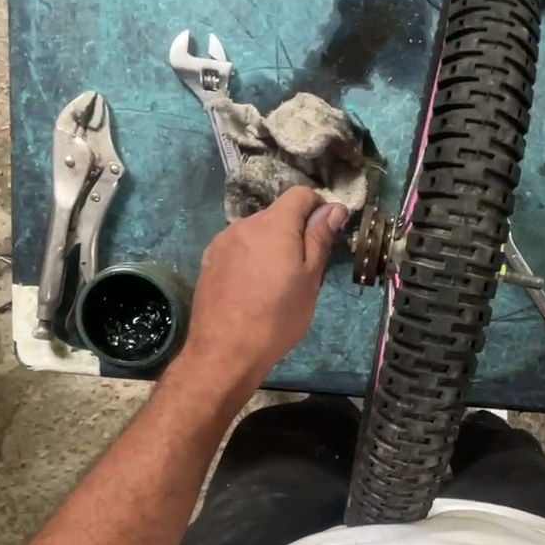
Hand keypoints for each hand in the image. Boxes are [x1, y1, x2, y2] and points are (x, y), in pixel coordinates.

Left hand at [181, 187, 346, 392]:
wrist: (225, 350)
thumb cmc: (277, 317)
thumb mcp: (310, 280)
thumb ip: (320, 239)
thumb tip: (335, 208)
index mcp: (274, 224)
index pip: (300, 194)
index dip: (318, 208)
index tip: (326, 235)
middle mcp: (244, 224)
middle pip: (277, 215)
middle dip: (294, 233)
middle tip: (304, 271)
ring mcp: (222, 242)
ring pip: (257, 233)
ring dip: (271, 247)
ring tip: (276, 284)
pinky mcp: (209, 260)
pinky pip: (239, 249)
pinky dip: (251, 259)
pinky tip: (253, 289)